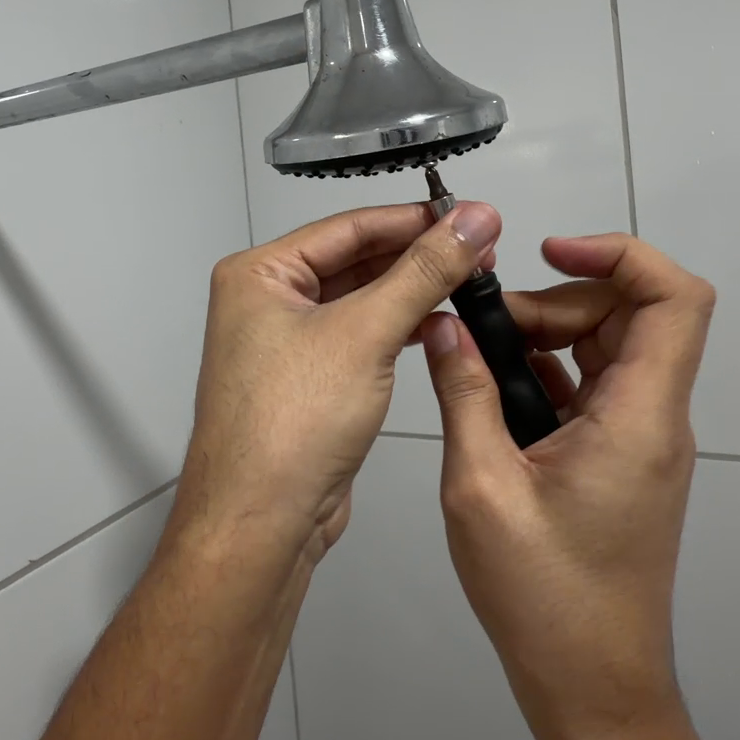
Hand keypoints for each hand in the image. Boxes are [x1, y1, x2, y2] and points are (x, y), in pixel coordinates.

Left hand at [172, 202, 501, 557]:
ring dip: (410, 292)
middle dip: (417, 256)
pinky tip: (435, 324)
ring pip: (359, 300)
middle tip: (481, 251)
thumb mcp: (364, 333)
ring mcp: (285, 344)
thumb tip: (471, 221)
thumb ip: (423, 272)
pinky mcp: (307, 381)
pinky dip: (396, 328)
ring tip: (470, 282)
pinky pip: (358, 338)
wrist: (261, 523)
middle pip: (354, 260)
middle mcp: (265, 303)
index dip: (413, 219)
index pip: (348, 227)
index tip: (469, 216)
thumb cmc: (287, 427)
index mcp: (258, 275)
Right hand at [419, 234, 714, 739]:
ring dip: (546, 336)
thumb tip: (443, 325)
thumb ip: (464, 394)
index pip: (674, 298)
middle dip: (557, 300)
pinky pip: (592, 387)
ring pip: (608, 348)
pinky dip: (546, 372)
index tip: (548, 252)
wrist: (592, 684)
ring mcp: (640, 442)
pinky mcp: (620, 461)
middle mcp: (653, 419)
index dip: (619, 253)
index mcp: (638, 418)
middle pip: (631, 314)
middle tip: (487, 327)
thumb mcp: (481, 486)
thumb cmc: (544, 595)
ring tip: (479, 359)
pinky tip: (493, 393)